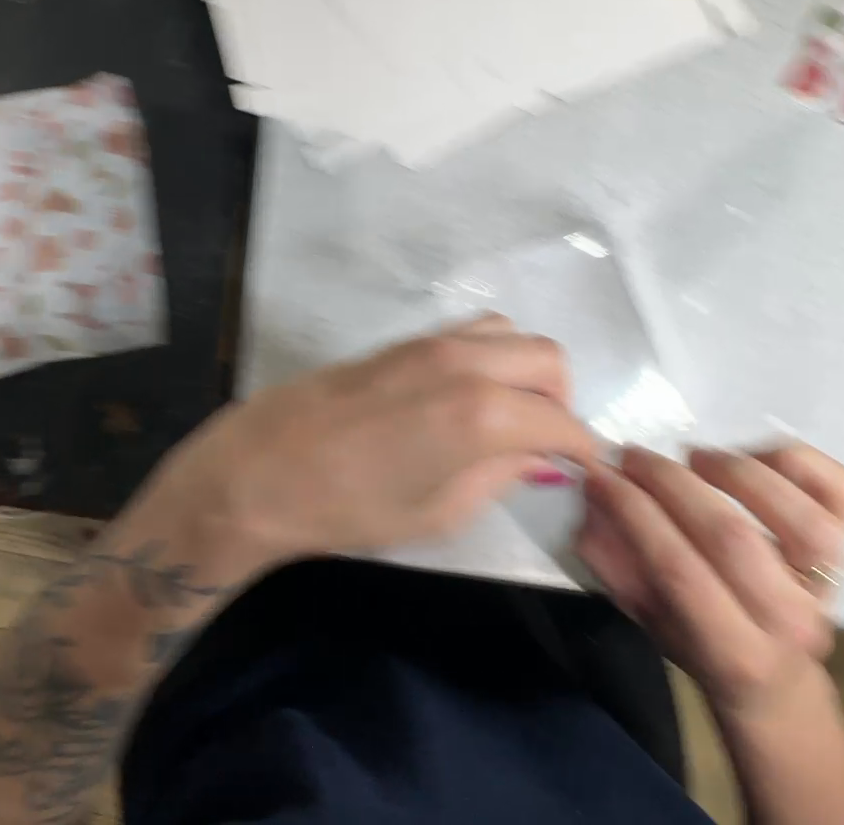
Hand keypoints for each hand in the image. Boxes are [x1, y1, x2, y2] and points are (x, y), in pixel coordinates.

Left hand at [142, 315, 597, 568]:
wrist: (261, 470)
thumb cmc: (349, 508)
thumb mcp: (438, 511)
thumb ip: (499, 476)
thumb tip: (536, 458)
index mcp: (483, 411)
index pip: (561, 421)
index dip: (581, 449)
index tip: (582, 469)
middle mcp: (463, 362)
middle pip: (546, 357)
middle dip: (559, 398)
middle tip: (543, 441)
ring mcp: (427, 342)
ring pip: (506, 332)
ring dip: (522, 368)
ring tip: (506, 414)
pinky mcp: (397, 341)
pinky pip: (465, 332)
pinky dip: (486, 355)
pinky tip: (464, 395)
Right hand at [575, 445, 843, 720]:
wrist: (775, 679)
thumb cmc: (695, 642)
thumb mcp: (641, 616)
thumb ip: (611, 561)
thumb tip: (592, 501)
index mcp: (733, 652)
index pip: (678, 569)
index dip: (633, 513)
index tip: (599, 476)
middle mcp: (791, 623)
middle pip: (731, 536)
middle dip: (668, 482)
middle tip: (632, 456)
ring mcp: (833, 586)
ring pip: (799, 517)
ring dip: (735, 471)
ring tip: (693, 455)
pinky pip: (842, 492)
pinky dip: (796, 461)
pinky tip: (750, 456)